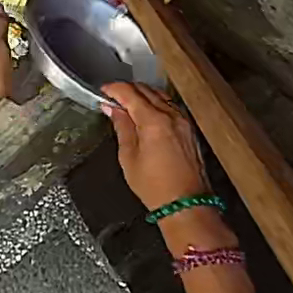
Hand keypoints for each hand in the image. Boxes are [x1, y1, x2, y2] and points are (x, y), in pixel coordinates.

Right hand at [102, 82, 206, 210]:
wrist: (185, 204)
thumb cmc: (156, 187)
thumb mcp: (128, 157)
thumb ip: (121, 127)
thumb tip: (113, 110)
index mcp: (153, 121)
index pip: (130, 93)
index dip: (113, 89)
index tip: (104, 91)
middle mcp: (171, 116)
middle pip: (146, 89)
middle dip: (127, 90)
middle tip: (112, 98)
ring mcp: (182, 121)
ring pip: (160, 95)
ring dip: (142, 95)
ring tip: (127, 106)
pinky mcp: (188, 129)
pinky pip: (170, 106)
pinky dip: (156, 103)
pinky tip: (147, 113)